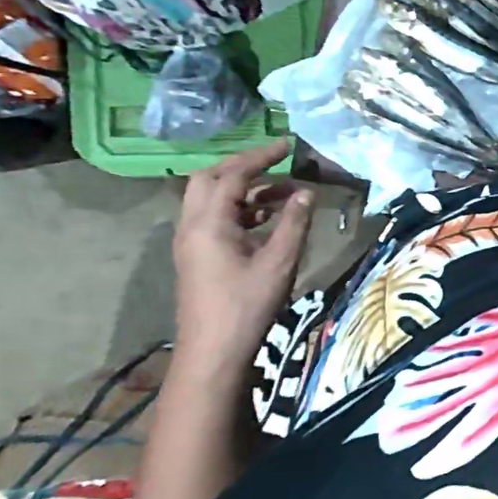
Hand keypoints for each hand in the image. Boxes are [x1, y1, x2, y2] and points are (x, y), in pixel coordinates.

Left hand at [171, 139, 314, 363]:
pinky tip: (269, 220)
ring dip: (245, 190)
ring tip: (285, 195)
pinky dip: (241, 210)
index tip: (288, 144)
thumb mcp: (279, 262)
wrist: (213, 354)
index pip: (233, 175)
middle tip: (277, 165)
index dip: (261, 156)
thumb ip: (294, 222)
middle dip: (243, 167)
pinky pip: (215, 218)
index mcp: (208, 223)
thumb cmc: (247, 306)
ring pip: (212, 200)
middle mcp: (191, 226)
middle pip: (210, 179)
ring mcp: (190, 242)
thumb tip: (307, 192)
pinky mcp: (197, 257)